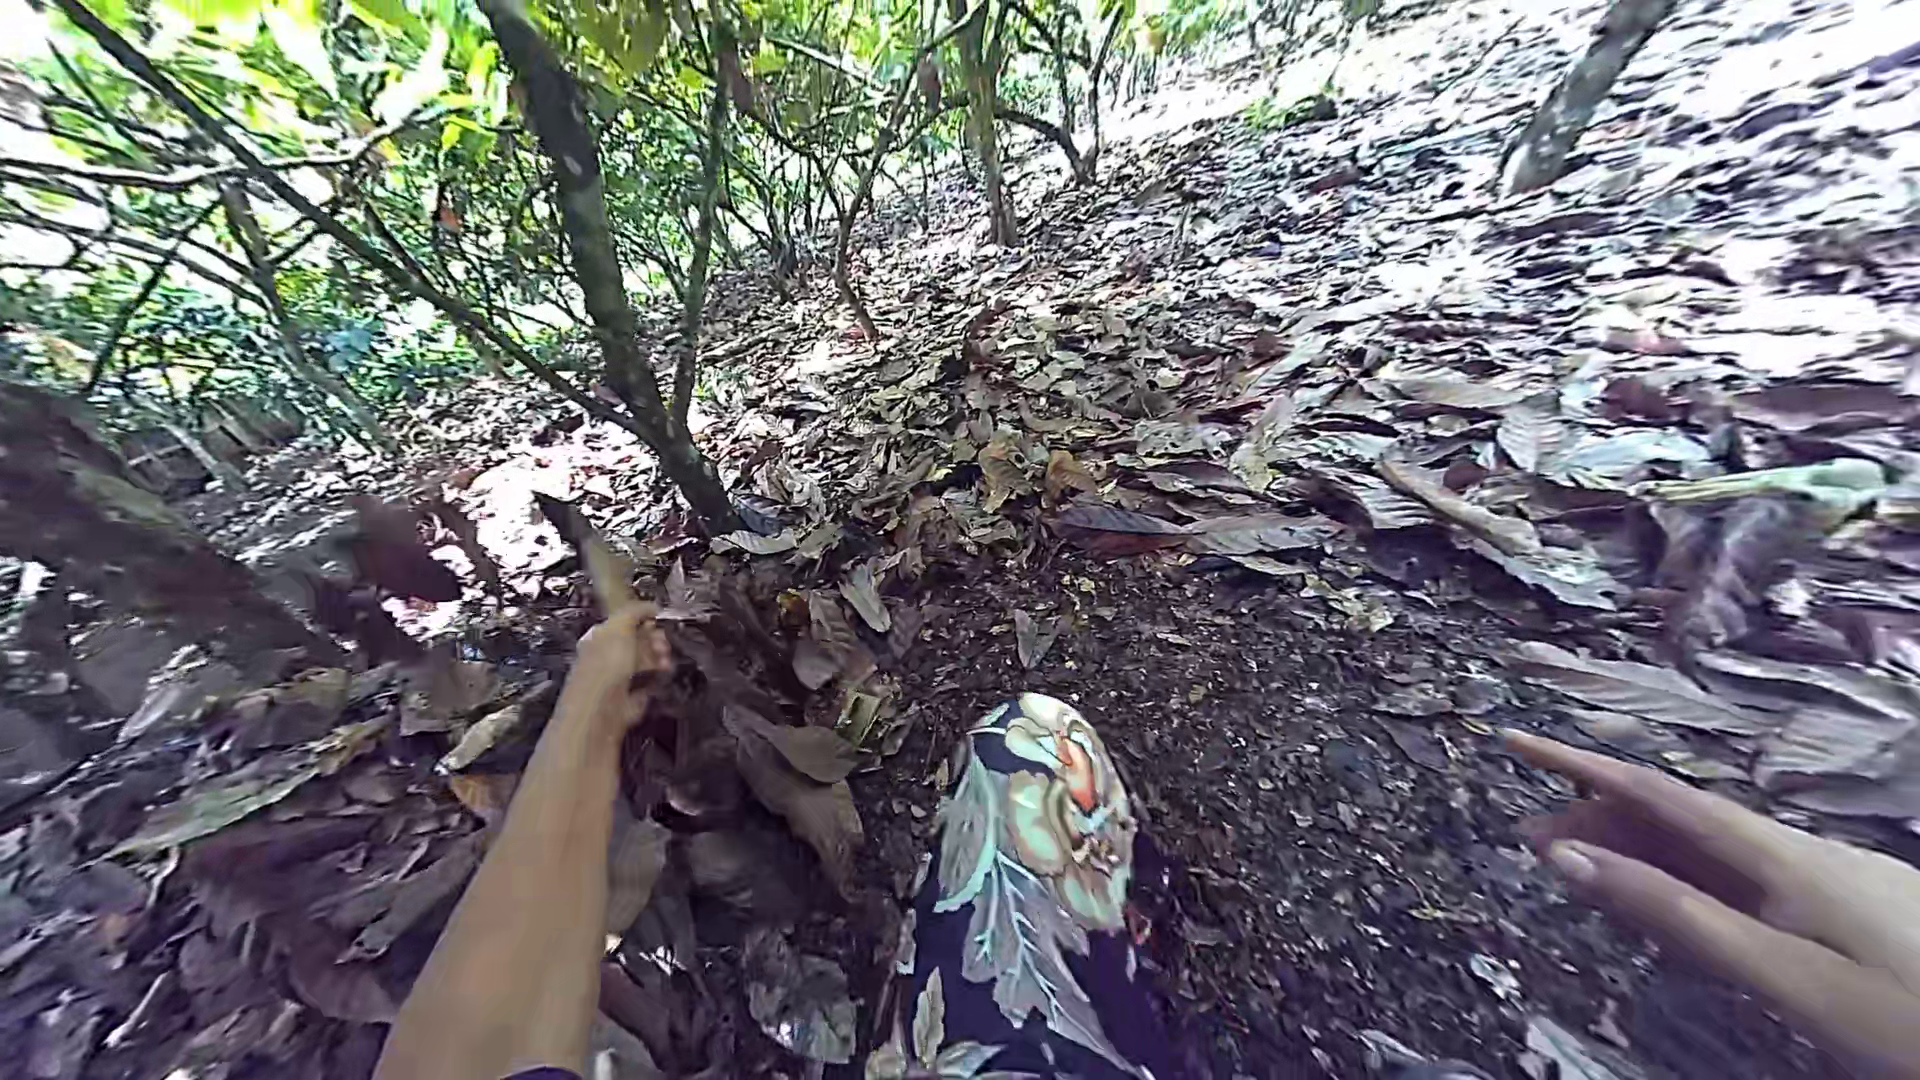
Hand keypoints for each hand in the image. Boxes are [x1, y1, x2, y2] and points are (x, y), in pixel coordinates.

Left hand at [561, 603, 671, 728]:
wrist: (602, 707)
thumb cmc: (607, 664)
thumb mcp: (618, 626)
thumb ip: (635, 611)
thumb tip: (653, 606)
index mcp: (600, 637)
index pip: (626, 623)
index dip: (643, 620)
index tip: (656, 622)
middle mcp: (608, 655)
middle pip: (640, 640)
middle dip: (655, 639)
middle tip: (662, 643)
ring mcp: (621, 675)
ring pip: (648, 658)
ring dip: (660, 655)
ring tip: (665, 660)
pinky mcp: (633, 693)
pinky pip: (651, 677)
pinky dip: (660, 673)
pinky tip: (664, 672)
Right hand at [1507, 730, 1919, 1077]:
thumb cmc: (1915, 1018)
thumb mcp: (1782, 973)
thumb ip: (1669, 909)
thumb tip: (1560, 855)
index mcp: (1772, 851)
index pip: (1648, 788)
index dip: (1573, 761)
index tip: (1510, 738)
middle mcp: (1788, 848)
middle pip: (1668, 816)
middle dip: (1591, 819)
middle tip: (1535, 844)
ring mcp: (1817, 876)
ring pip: (1698, 847)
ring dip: (1630, 851)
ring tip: (1580, 872)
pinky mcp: (1837, 905)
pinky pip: (1730, 875)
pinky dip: (1674, 877)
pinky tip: (1662, 901)